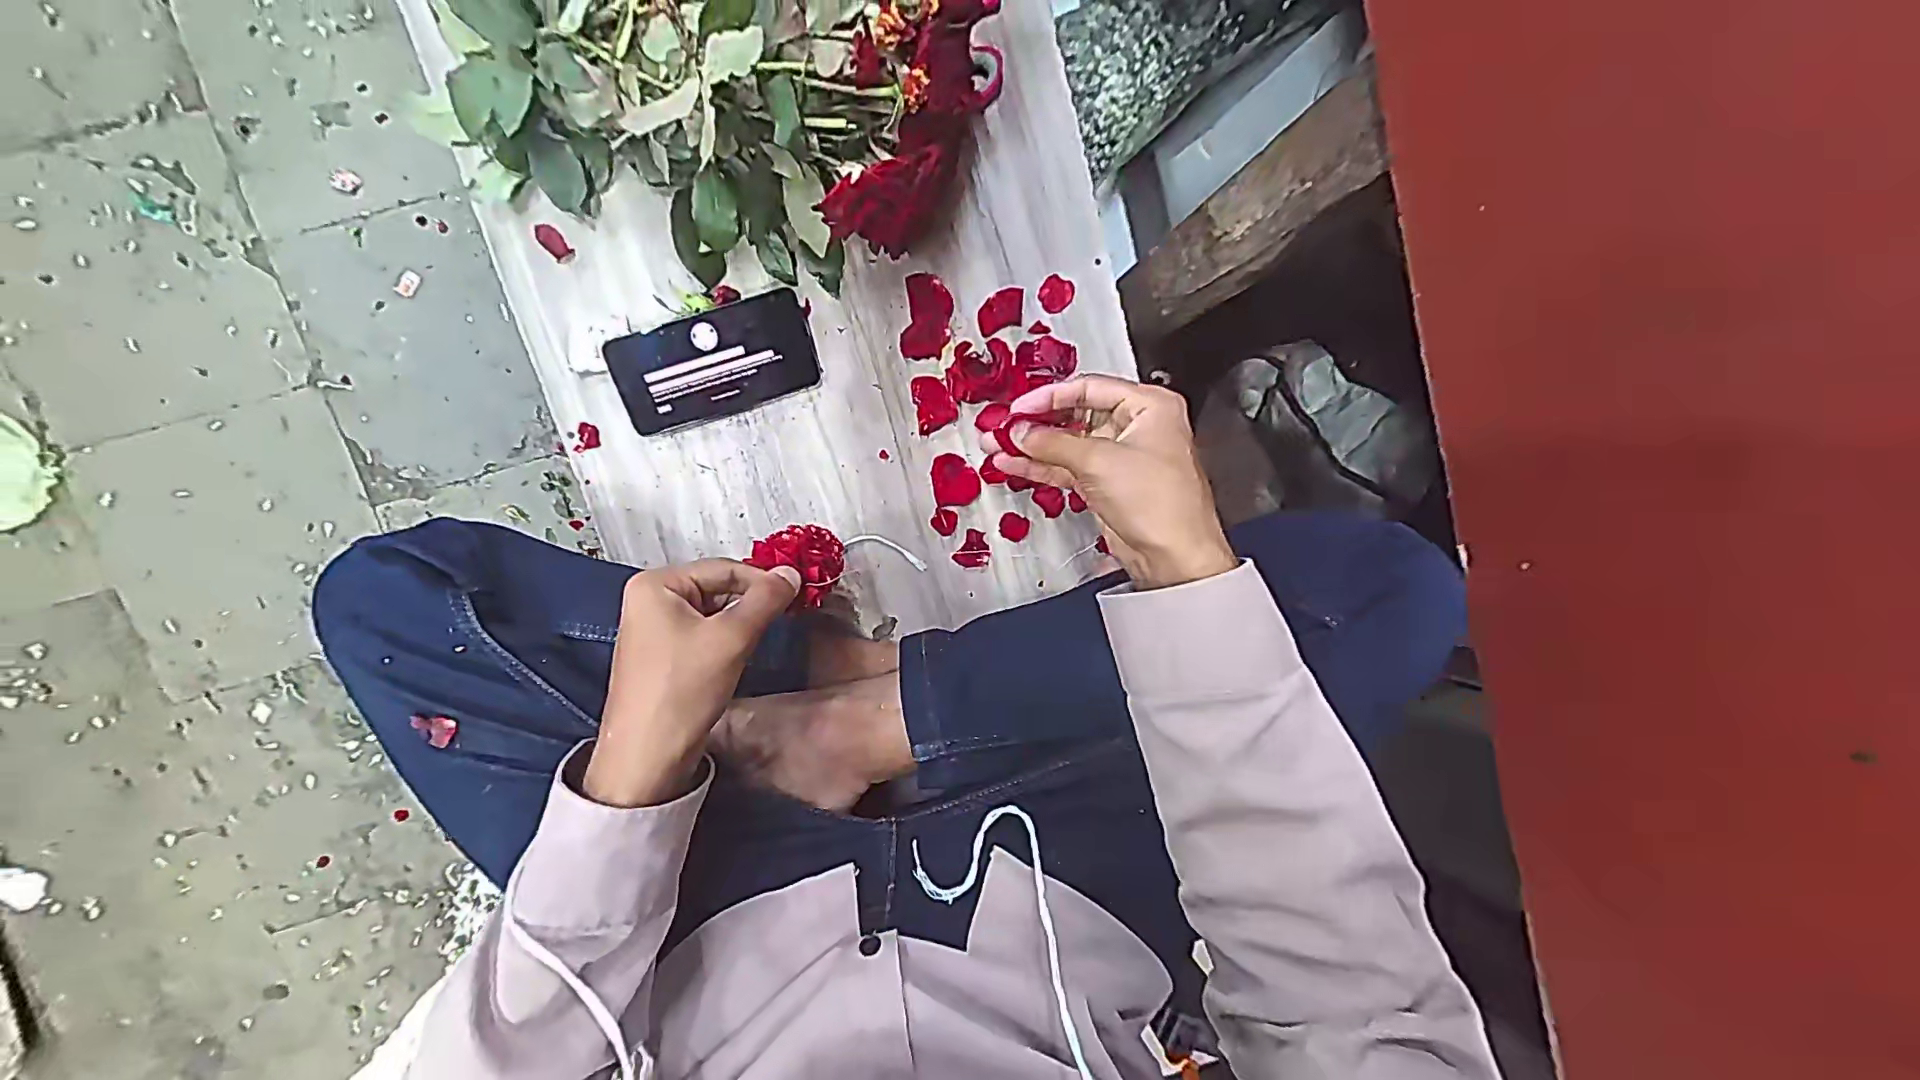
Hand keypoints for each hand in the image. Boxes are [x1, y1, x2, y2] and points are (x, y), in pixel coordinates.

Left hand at [582, 560, 801, 806]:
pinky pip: (705, 631)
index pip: (724, 568)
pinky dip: (727, 638)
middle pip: (718, 587)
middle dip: (751, 603)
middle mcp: (649, 599)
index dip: (762, 581)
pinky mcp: (664, 652)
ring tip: (760, 638)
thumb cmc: (681, 691)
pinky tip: (739, 654)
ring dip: (741, 622)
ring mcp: (654, 627)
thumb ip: (765, 599)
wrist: (648, 756)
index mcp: (654, 584)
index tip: (793, 594)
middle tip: (782, 616)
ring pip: (714, 611)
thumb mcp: (732, 637)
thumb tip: (790, 574)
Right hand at [980, 375, 1236, 589]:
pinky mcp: (1105, 483)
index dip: (1049, 397)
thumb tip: (1023, 431)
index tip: (1019, 407)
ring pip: (1066, 443)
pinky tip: (1013, 463)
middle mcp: (1135, 426)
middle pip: (1074, 414)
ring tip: (997, 444)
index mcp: (1149, 406)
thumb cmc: (1163, 505)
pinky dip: (1040, 466)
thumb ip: (1054, 442)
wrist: (1173, 556)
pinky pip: (1066, 467)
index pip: (1088, 388)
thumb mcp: (1100, 461)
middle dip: (1035, 423)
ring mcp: (1119, 456)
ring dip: (1031, 445)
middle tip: (1003, 426)